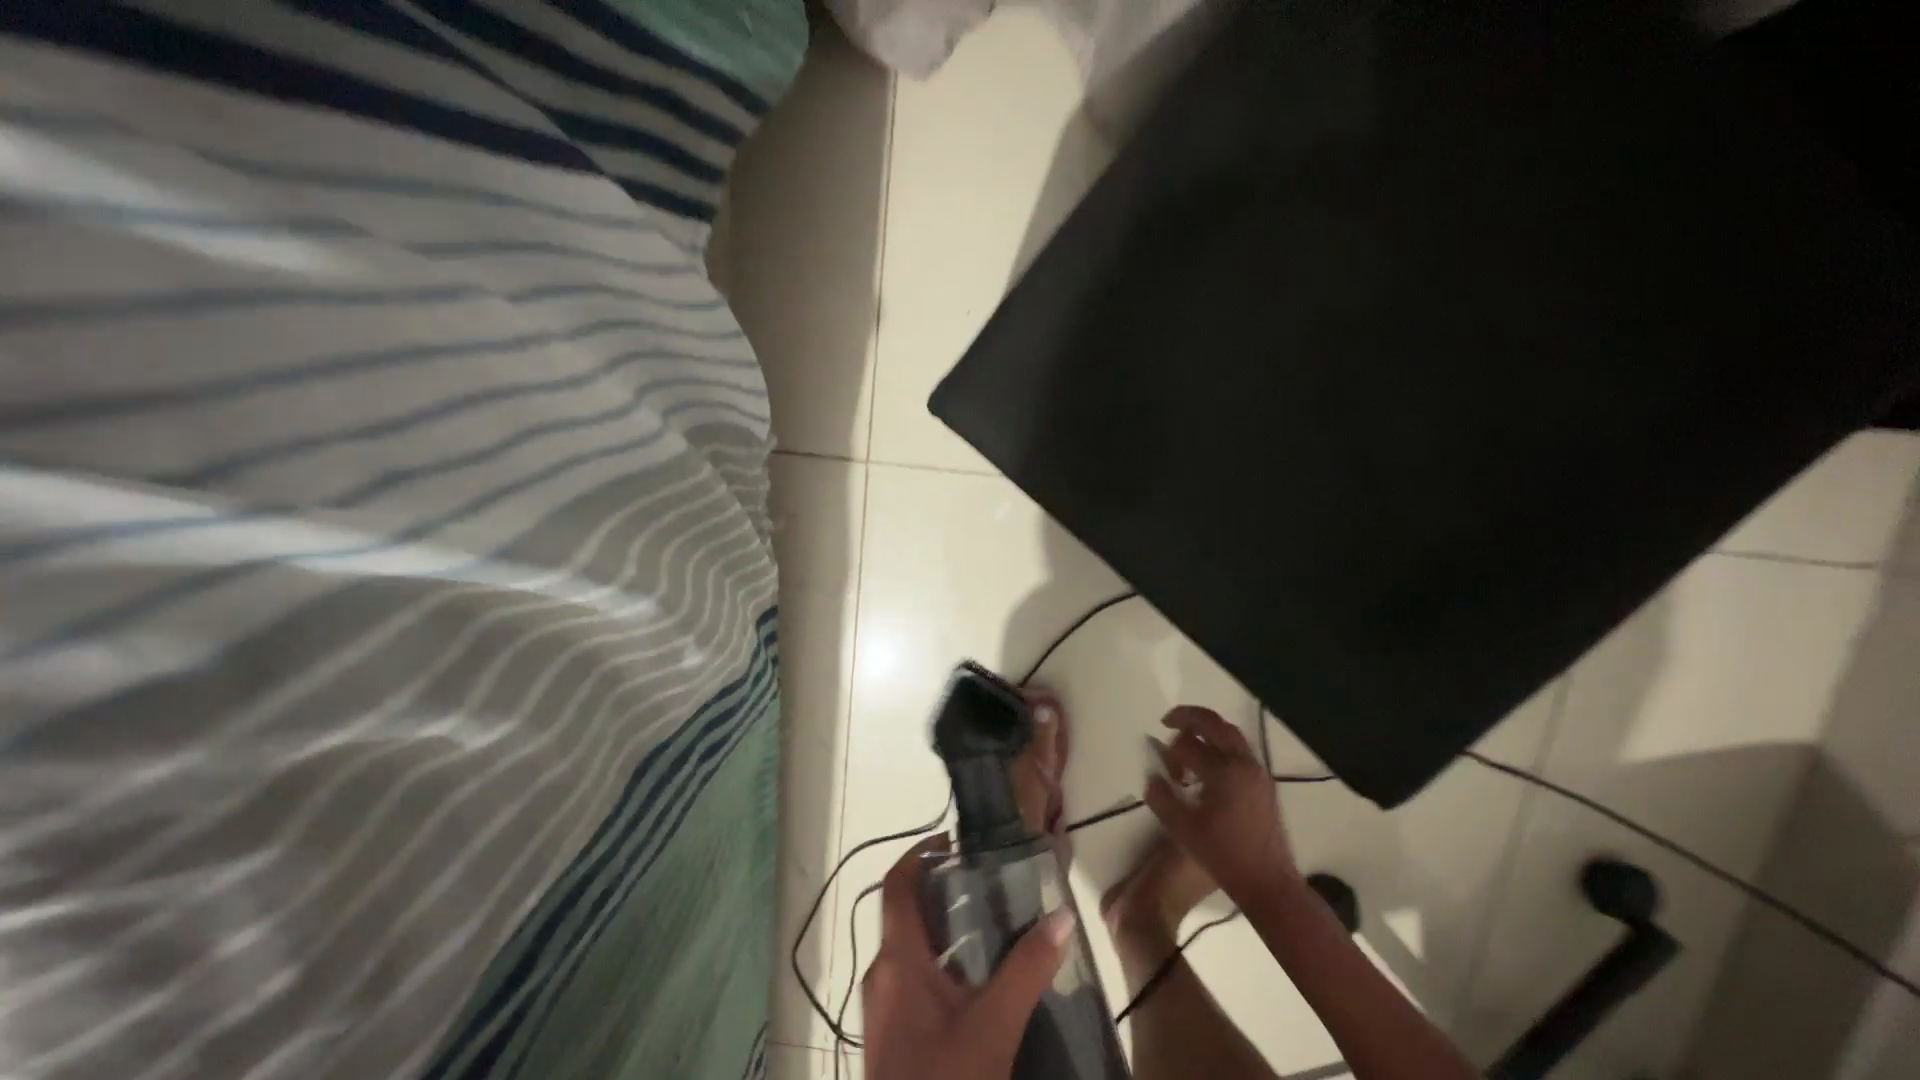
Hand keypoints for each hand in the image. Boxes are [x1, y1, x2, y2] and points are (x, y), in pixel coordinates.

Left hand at [861, 836, 1076, 1079]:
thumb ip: (1026, 970)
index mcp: (897, 961)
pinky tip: (983, 983)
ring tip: (997, 925)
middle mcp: (882, 976)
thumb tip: (1060, 915)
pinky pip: (915, 980)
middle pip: (907, 914)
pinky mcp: (894, 1034)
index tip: (960, 840)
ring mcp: (884, 1008)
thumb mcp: (993, 1027)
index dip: (921, 853)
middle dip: (946, 892)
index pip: (897, 885)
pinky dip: (944, 964)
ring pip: (913, 949)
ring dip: (948, 930)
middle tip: (995, 882)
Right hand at [1143, 706, 1300, 905]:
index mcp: (1224, 771)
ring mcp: (1258, 772)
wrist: (1267, 881)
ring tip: (1188, 742)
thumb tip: (1153, 778)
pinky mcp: (1264, 784)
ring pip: (1231, 735)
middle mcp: (1244, 763)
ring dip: (1208, 731)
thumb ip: (1161, 798)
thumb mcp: (1182, 829)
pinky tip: (1208, 766)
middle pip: (1216, 724)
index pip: (1189, 745)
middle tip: (1168, 721)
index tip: (1163, 768)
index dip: (1170, 753)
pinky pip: (1240, 751)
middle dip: (1190, 717)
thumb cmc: (1223, 856)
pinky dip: (1221, 746)